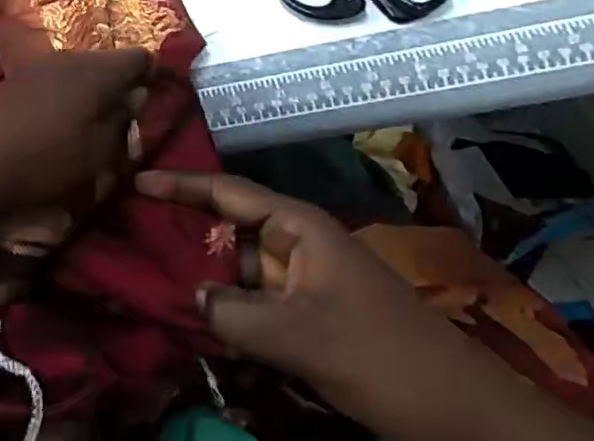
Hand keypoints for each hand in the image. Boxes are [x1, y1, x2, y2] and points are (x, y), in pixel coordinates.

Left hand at [0, 48, 150, 224]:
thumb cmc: (43, 160)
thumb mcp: (96, 153)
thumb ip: (122, 120)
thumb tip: (138, 94)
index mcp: (96, 72)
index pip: (137, 57)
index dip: (151, 74)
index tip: (155, 97)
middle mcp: (68, 59)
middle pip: (106, 63)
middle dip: (120, 84)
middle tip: (126, 117)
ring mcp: (38, 66)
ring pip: (78, 71)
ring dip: (90, 91)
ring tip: (93, 123)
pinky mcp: (15, 80)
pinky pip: (54, 80)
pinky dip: (64, 96)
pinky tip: (58, 121)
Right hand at [136, 172, 593, 440]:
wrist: (462, 415)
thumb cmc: (383, 356)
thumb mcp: (303, 336)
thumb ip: (235, 314)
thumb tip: (193, 296)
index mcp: (297, 225)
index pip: (226, 191)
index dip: (179, 184)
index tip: (135, 179)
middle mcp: (295, 242)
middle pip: (226, 227)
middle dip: (184, 233)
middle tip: (131, 233)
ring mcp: (301, 279)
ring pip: (238, 269)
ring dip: (204, 276)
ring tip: (149, 275)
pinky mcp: (306, 314)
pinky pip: (254, 301)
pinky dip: (227, 308)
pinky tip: (195, 318)